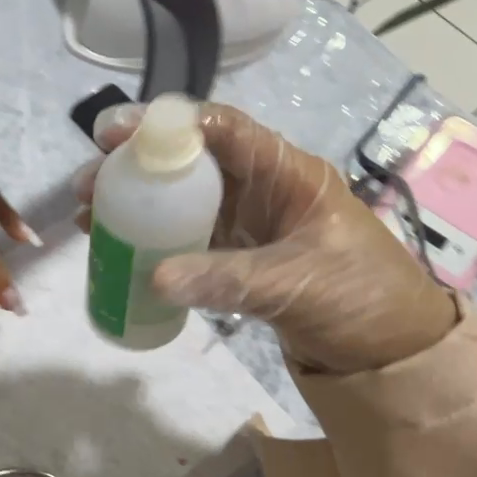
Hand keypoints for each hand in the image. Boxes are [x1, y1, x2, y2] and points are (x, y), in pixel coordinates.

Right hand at [75, 102, 454, 373]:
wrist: (389, 351)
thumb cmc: (361, 298)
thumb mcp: (298, 283)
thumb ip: (229, 279)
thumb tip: (155, 277)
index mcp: (286, 174)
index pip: (223, 130)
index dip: (168, 124)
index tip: (116, 133)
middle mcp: (259, 188)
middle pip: (188, 161)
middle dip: (134, 165)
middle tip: (88, 183)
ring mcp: (243, 221)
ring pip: (178, 197)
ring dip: (132, 200)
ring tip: (87, 213)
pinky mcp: (231, 254)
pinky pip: (179, 235)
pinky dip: (145, 237)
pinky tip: (111, 245)